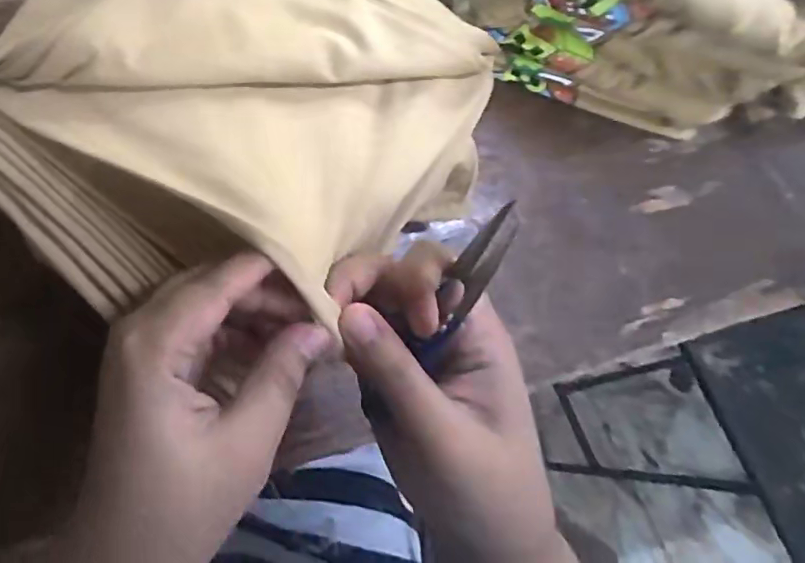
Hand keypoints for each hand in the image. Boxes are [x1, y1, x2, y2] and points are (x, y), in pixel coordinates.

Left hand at [54, 253, 333, 562]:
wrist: (122, 553)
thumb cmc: (183, 505)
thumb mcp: (245, 444)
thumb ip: (281, 375)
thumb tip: (319, 327)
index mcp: (154, 342)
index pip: (216, 283)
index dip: (266, 272)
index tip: (314, 271)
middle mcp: (136, 326)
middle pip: (205, 285)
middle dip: (260, 292)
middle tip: (311, 308)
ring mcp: (134, 341)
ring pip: (198, 301)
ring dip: (245, 310)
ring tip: (296, 328)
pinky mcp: (140, 358)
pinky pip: (188, 325)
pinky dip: (226, 330)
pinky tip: (264, 346)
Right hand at [328, 245, 573, 562]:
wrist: (487, 547)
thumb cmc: (483, 489)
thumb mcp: (442, 434)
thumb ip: (396, 371)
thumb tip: (346, 310)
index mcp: (473, 328)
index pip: (439, 269)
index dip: (410, 277)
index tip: (391, 317)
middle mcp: (440, 323)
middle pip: (395, 274)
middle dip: (360, 282)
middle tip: (326, 311)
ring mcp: (412, 343)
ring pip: (370, 298)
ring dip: (342, 304)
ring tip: (317, 330)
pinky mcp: (388, 364)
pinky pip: (359, 330)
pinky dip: (337, 331)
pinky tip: (321, 345)